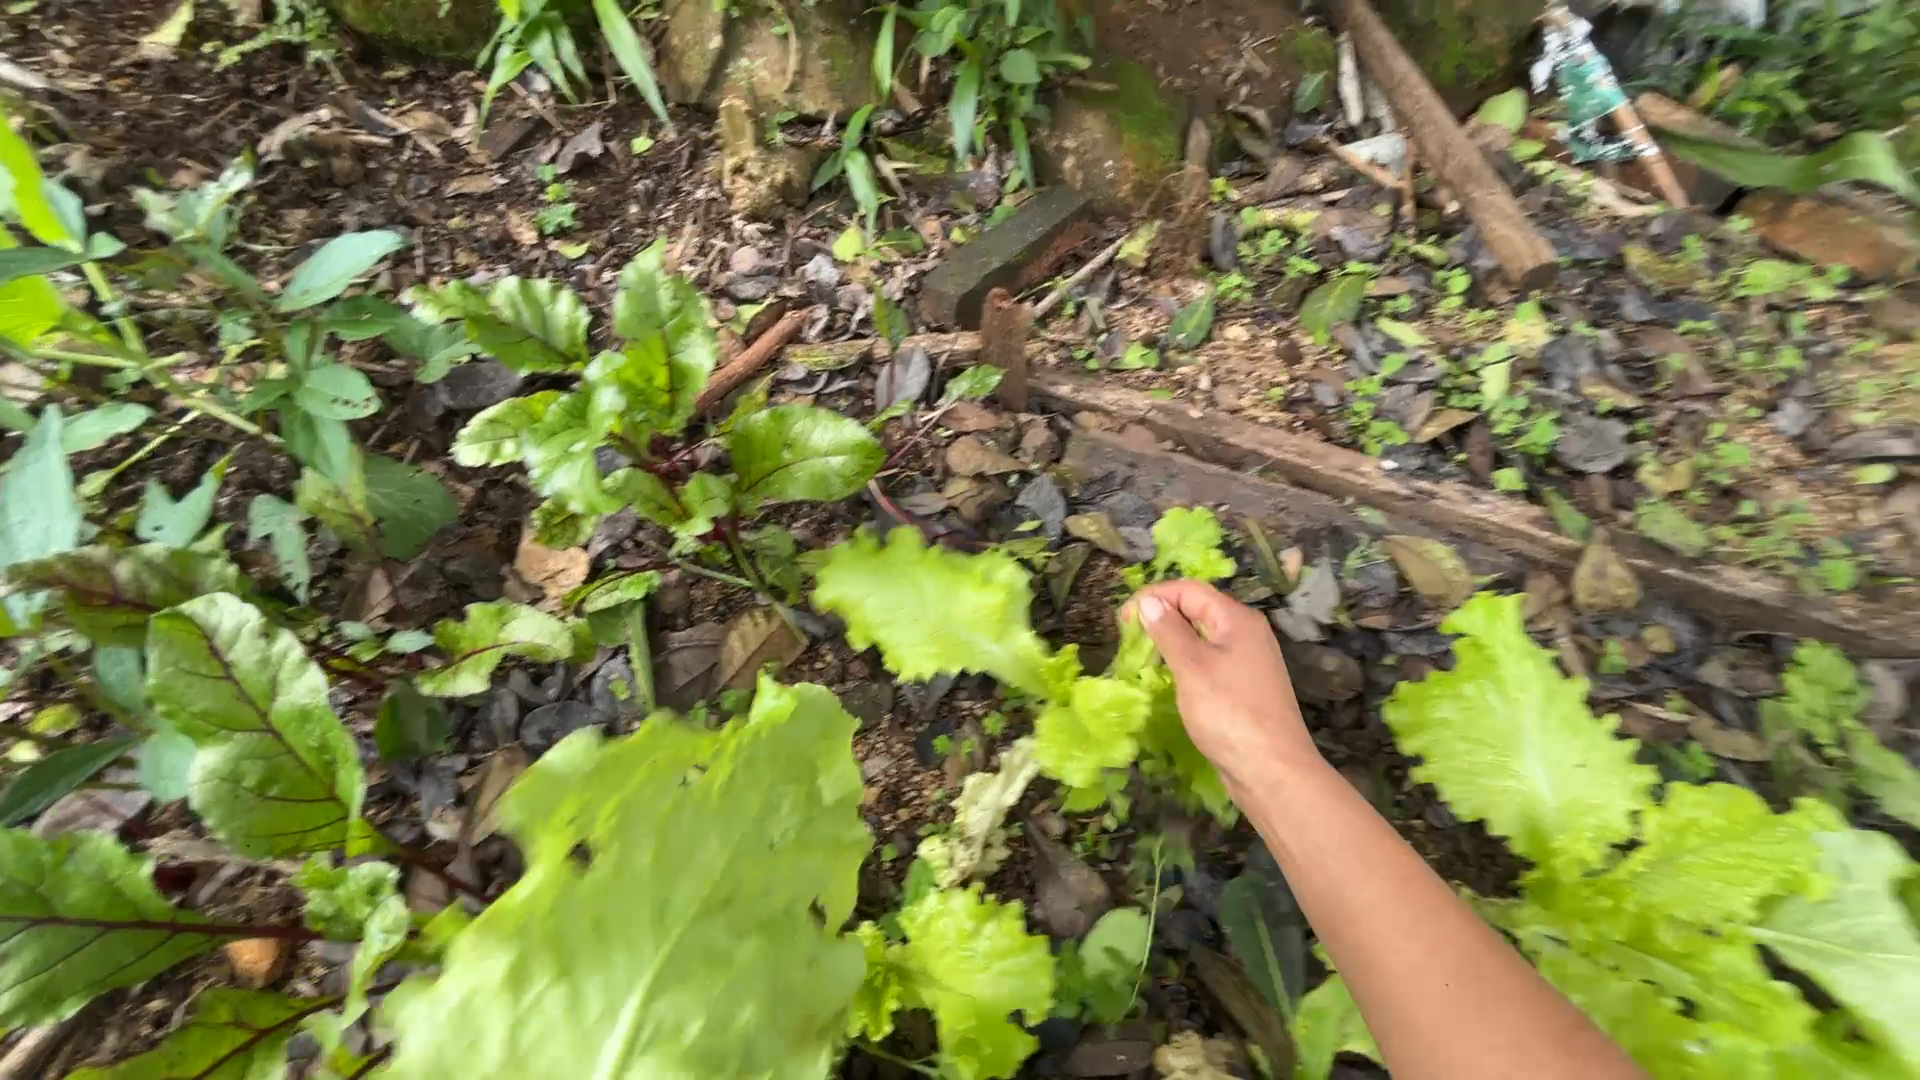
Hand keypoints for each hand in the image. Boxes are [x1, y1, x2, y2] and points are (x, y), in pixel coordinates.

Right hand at [1128, 580, 1321, 791]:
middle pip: (1197, 608)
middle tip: (1130, 637)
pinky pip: (1209, 658)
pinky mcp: (1244, 684)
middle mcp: (1246, 632)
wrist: (1272, 771)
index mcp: (1236, 619)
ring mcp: (1247, 659)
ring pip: (1202, 634)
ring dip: (1171, 638)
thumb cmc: (1229, 714)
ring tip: (1144, 655)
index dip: (1153, 596)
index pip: (1188, 589)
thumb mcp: (1192, 667)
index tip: (1123, 620)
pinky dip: (1185, 659)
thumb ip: (1168, 631)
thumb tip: (1148, 601)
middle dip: (1160, 615)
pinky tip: (1170, 676)